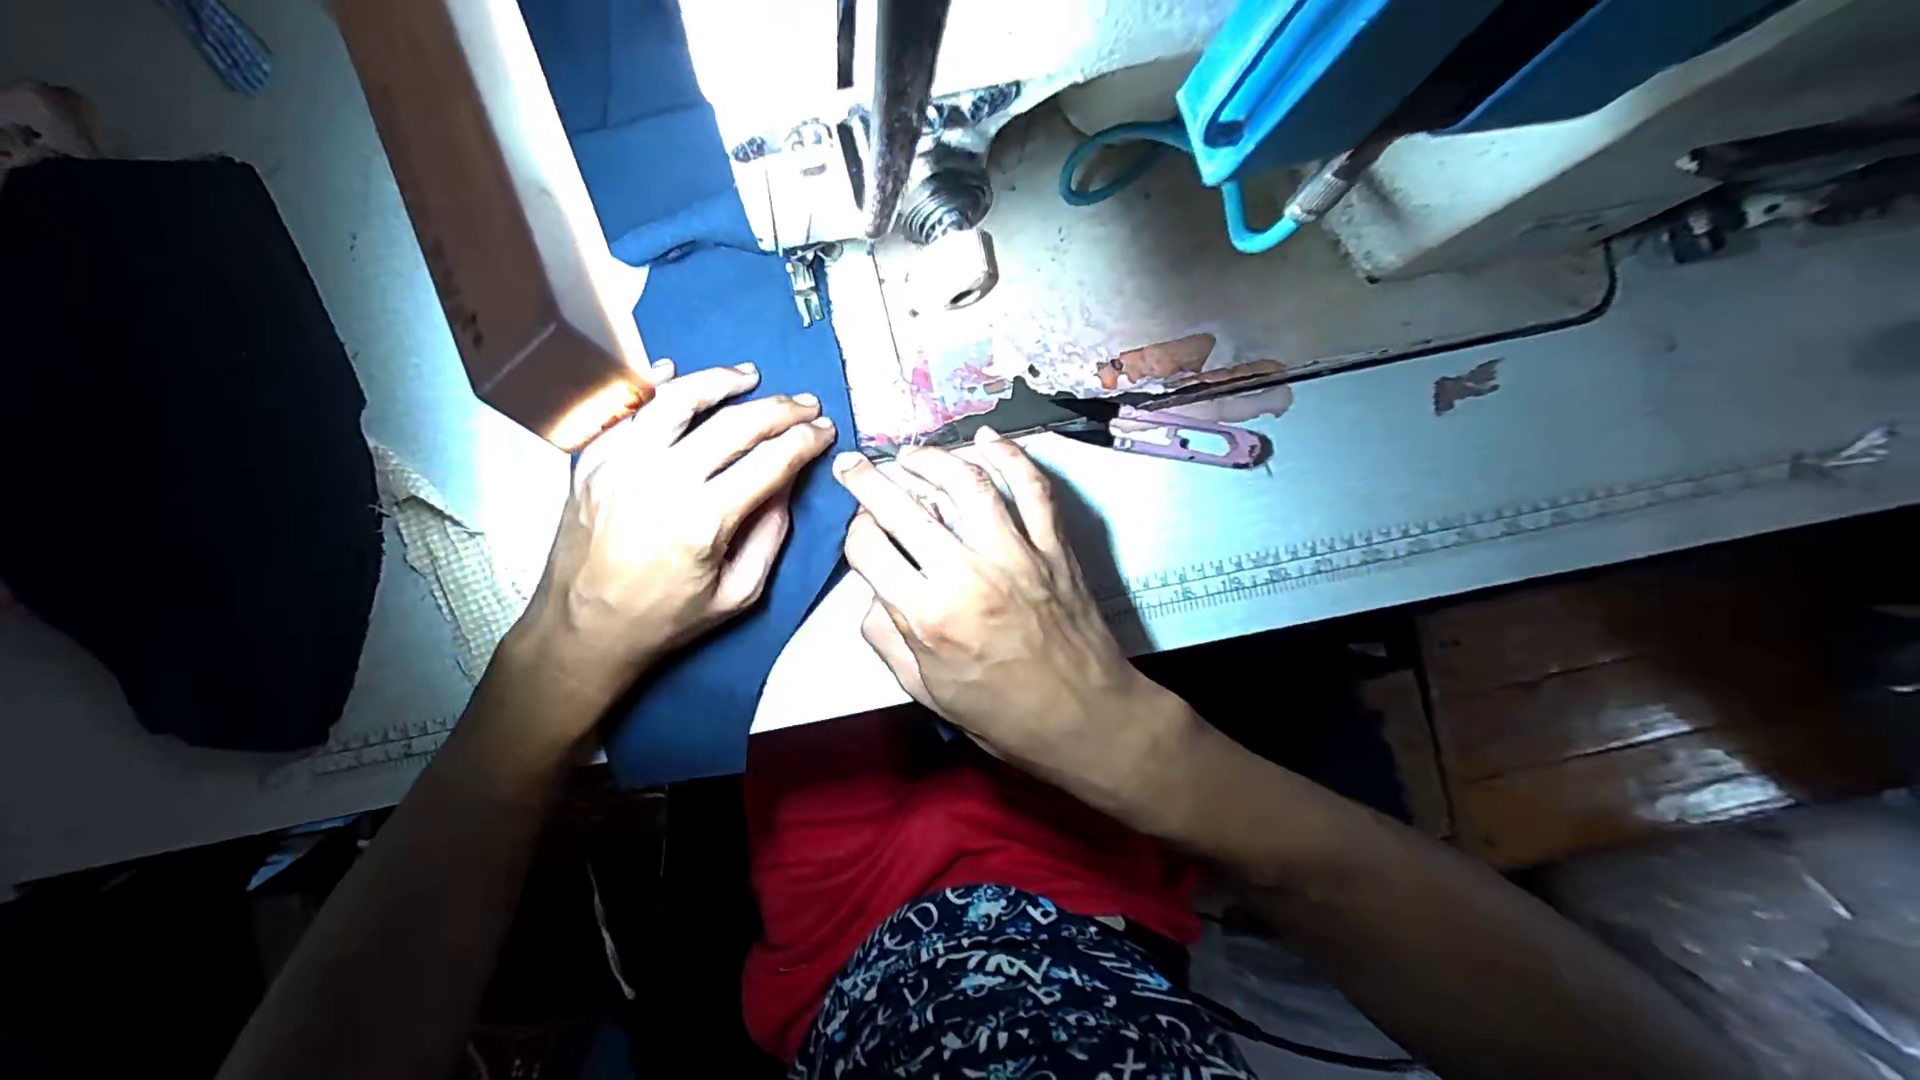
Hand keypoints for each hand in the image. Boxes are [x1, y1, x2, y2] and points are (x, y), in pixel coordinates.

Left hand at [500, 362, 835, 735]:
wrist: (582, 630)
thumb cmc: (666, 619)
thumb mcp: (739, 593)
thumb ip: (770, 533)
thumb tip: (788, 479)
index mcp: (703, 521)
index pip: (770, 462)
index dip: (806, 440)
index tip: (825, 429)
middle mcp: (660, 482)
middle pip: (733, 424)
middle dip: (781, 409)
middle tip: (806, 403)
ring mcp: (619, 465)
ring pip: (677, 400)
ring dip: (720, 381)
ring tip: (750, 376)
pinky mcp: (591, 460)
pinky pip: (628, 409)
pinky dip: (657, 385)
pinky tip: (680, 373)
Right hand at [833, 429, 1191, 815]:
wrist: (1086, 720)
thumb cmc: (1004, 716)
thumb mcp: (927, 692)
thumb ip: (889, 639)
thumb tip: (875, 594)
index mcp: (929, 617)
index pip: (870, 549)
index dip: (854, 534)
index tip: (859, 532)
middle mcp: (968, 575)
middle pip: (905, 507)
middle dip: (867, 479)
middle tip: (852, 463)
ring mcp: (1016, 554)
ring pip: (967, 483)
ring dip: (931, 460)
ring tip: (911, 456)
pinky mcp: (1054, 547)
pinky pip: (1032, 489)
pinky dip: (1010, 456)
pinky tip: (987, 439)